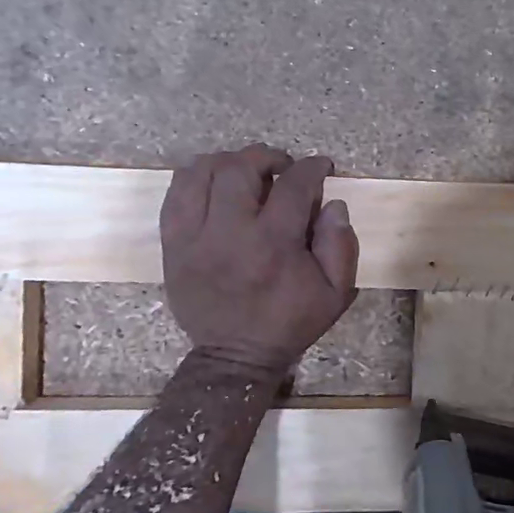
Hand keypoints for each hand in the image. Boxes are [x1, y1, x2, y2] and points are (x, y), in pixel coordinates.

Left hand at [159, 144, 359, 375]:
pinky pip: (174, 195)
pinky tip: (217, 185)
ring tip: (248, 171)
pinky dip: (197, 179)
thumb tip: (332, 204)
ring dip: (228, 162)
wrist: (234, 356)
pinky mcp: (172, 246)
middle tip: (283, 166)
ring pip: (198, 174)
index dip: (311, 167)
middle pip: (238, 168)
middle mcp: (228, 234)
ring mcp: (192, 239)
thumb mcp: (336, 291)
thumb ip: (342, 244)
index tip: (322, 166)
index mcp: (273, 245)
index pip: (293, 185)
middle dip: (267, 156)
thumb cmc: (291, 321)